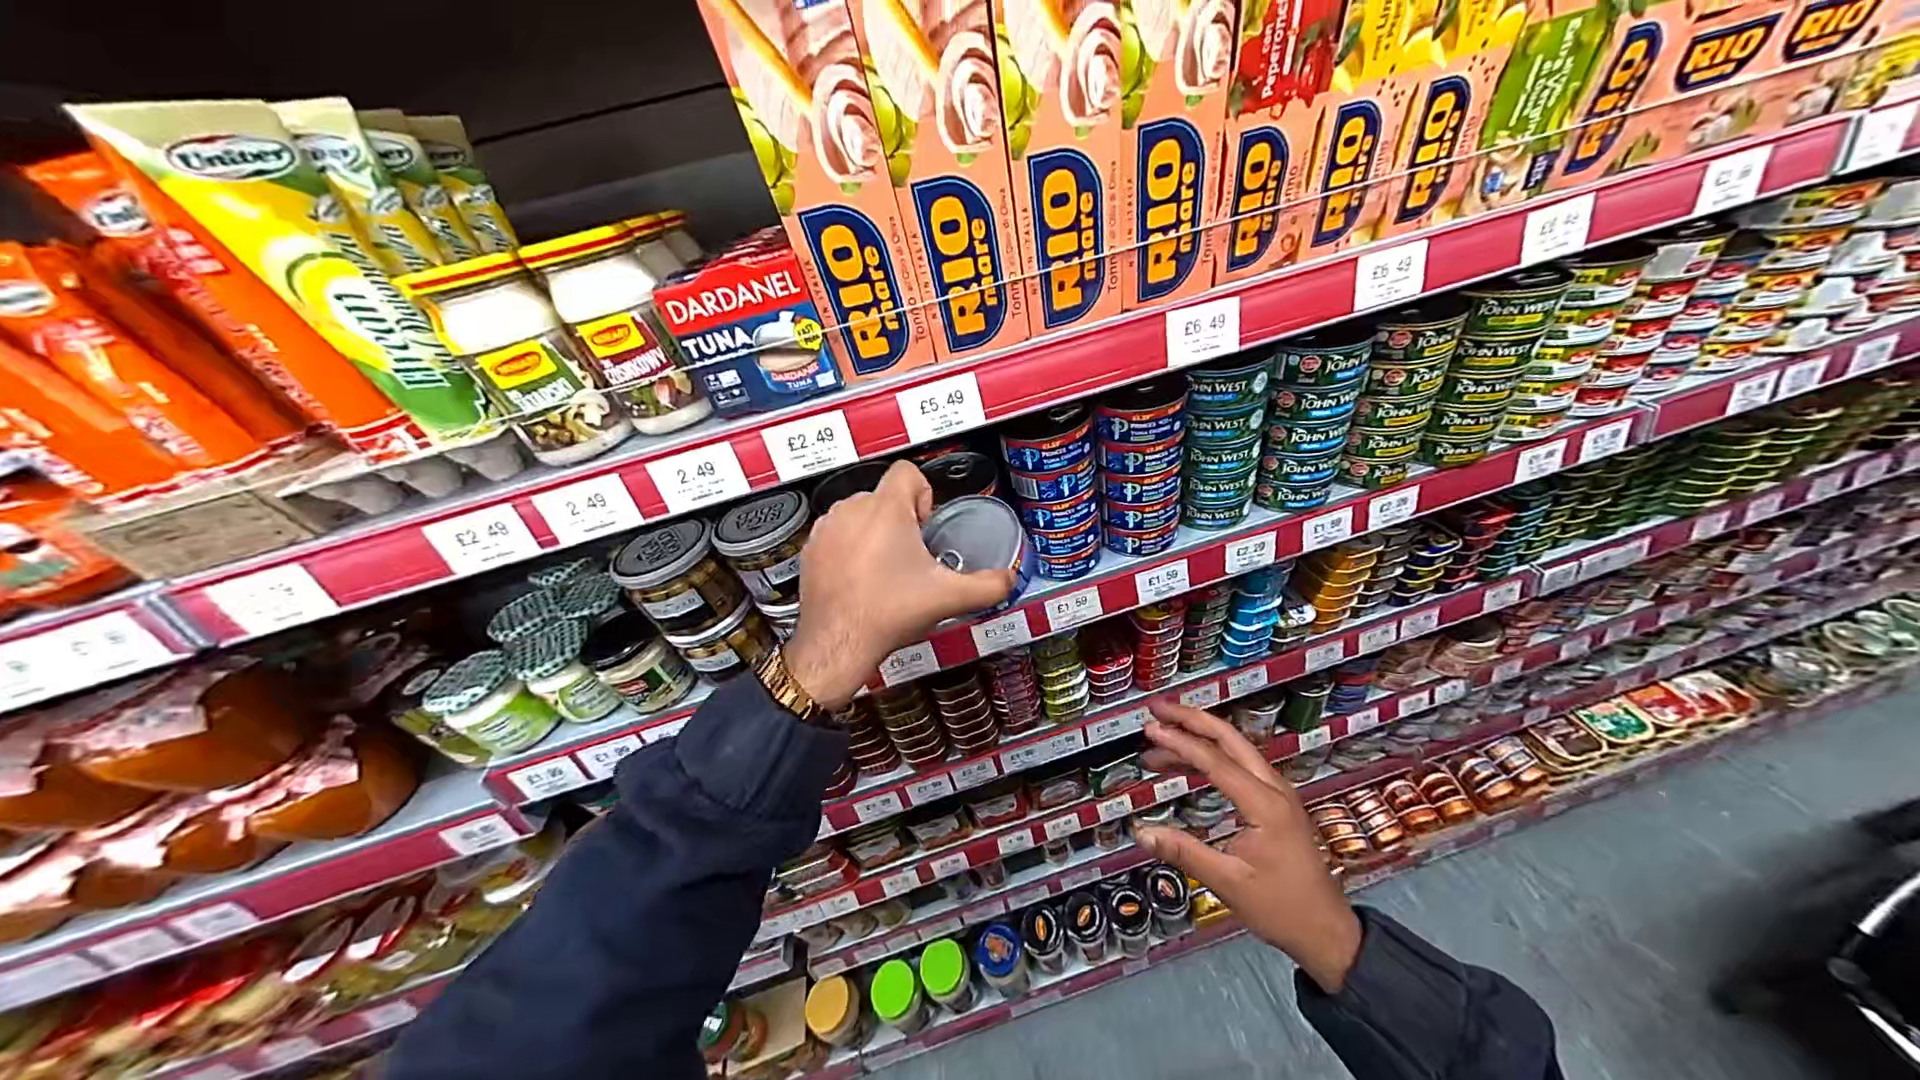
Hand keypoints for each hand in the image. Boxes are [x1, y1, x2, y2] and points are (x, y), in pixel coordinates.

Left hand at [784, 462, 1015, 709]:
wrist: (837, 644)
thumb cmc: (884, 615)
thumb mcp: (948, 598)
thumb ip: (988, 586)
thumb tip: (1007, 580)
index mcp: (885, 510)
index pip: (907, 472)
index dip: (924, 495)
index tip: (925, 527)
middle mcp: (851, 511)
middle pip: (886, 497)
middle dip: (901, 521)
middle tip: (910, 558)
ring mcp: (827, 529)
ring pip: (860, 514)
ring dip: (875, 533)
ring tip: (885, 571)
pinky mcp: (812, 548)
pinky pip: (838, 533)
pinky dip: (850, 548)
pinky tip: (861, 579)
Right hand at [1131, 700, 1363, 992]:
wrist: (1327, 932)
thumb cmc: (1281, 908)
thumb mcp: (1228, 883)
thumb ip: (1183, 852)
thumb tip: (1141, 832)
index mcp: (1265, 804)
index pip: (1215, 760)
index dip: (1179, 742)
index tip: (1151, 728)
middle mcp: (1273, 788)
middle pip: (1230, 738)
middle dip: (1191, 719)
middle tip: (1157, 709)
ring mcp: (1277, 792)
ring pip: (1234, 748)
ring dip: (1198, 737)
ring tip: (1158, 742)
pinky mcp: (1275, 802)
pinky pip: (1239, 765)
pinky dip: (1210, 756)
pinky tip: (1185, 764)